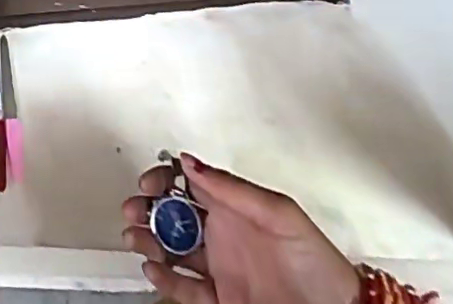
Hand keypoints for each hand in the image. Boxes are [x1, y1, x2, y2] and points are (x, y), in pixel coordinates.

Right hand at [122, 153, 359, 303]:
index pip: (186, 182)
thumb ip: (232, 189)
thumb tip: (191, 162)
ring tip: (139, 240)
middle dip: (147, 209)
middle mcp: (220, 232)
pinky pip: (183, 288)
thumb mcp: (279, 214)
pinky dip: (164, 278)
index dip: (164, 178)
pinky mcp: (219, 300)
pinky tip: (155, 269)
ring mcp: (218, 267)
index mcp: (232, 205)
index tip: (149, 183)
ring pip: (171, 248)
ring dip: (149, 241)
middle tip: (134, 211)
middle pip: (171, 214)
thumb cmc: (318, 264)